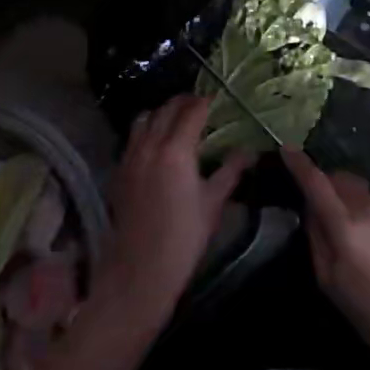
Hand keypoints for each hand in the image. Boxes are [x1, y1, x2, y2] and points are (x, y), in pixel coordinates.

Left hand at [102, 96, 251, 304]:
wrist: (140, 271)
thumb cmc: (183, 238)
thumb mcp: (213, 203)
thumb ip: (230, 171)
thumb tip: (248, 151)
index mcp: (176, 150)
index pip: (192, 111)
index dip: (207, 101)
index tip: (219, 98)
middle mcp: (150, 145)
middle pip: (167, 109)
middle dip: (185, 102)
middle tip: (202, 106)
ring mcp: (131, 156)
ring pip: (145, 118)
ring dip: (162, 112)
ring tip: (178, 120)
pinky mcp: (120, 170)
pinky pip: (133, 137)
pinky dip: (147, 130)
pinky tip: (158, 144)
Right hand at [282, 149, 369, 369]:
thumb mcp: (332, 285)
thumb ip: (317, 239)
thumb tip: (310, 209)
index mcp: (347, 226)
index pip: (316, 183)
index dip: (299, 163)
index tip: (285, 147)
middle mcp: (369, 207)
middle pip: (338, 178)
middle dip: (323, 182)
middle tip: (313, 202)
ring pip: (357, 187)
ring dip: (344, 195)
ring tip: (341, 224)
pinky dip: (362, 207)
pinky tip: (366, 236)